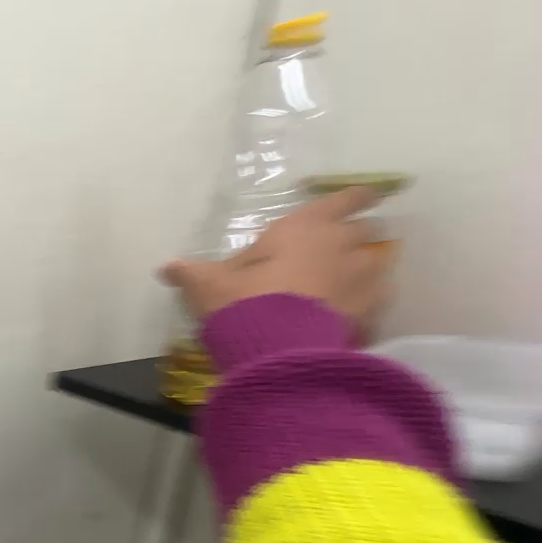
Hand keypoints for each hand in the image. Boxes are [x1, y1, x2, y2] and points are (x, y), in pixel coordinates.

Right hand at [158, 187, 393, 330]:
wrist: (275, 345)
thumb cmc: (241, 299)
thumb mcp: (206, 284)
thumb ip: (190, 272)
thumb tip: (166, 268)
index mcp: (306, 227)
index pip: (347, 198)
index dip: (354, 197)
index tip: (359, 199)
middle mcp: (343, 244)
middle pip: (366, 228)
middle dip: (351, 236)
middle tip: (329, 249)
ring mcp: (365, 276)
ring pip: (376, 261)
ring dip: (360, 267)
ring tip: (337, 282)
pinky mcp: (372, 308)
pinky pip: (374, 296)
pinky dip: (362, 299)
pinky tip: (341, 310)